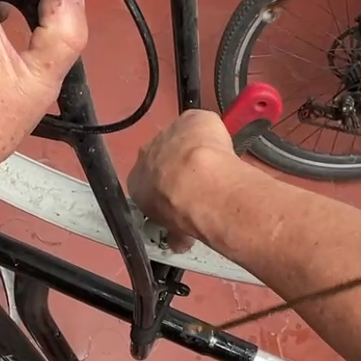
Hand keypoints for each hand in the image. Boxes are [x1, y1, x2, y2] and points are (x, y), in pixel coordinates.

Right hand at [129, 111, 258, 251]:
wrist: (199, 185)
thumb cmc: (182, 210)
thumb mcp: (173, 231)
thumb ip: (175, 231)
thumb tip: (181, 242)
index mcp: (136, 182)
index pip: (148, 185)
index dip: (166, 192)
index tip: (182, 200)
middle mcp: (146, 155)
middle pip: (162, 159)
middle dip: (179, 170)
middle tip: (201, 186)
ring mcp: (168, 133)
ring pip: (182, 141)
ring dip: (197, 152)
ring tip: (218, 169)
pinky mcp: (191, 119)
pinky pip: (201, 124)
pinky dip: (213, 133)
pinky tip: (224, 149)